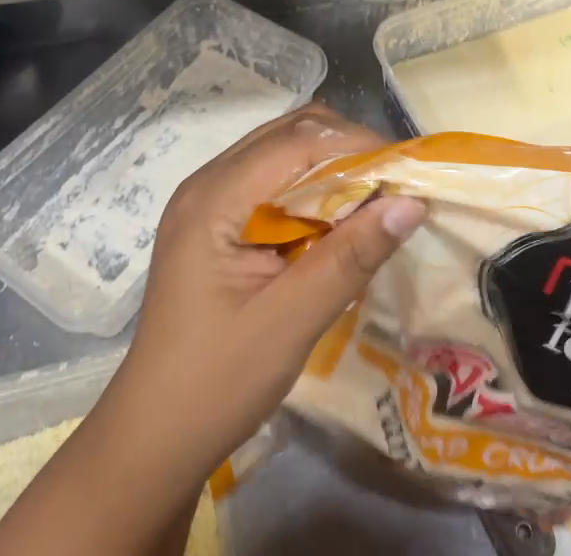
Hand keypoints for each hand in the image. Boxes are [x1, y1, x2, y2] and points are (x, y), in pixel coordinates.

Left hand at [104, 103, 426, 477]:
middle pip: (288, 135)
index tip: (413, 171)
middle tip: (400, 185)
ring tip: (379, 202)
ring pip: (283, 156)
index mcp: (214, 199)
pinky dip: (313, 192)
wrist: (157, 434)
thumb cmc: (218, 380)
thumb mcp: (291, 321)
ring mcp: (208, 204)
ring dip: (332, 169)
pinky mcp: (217, 227)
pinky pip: (273, 185)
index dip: (358, 146)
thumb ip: (350, 258)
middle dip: (348, 149)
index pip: (297, 143)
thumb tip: (412, 203)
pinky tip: (340, 224)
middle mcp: (207, 185)